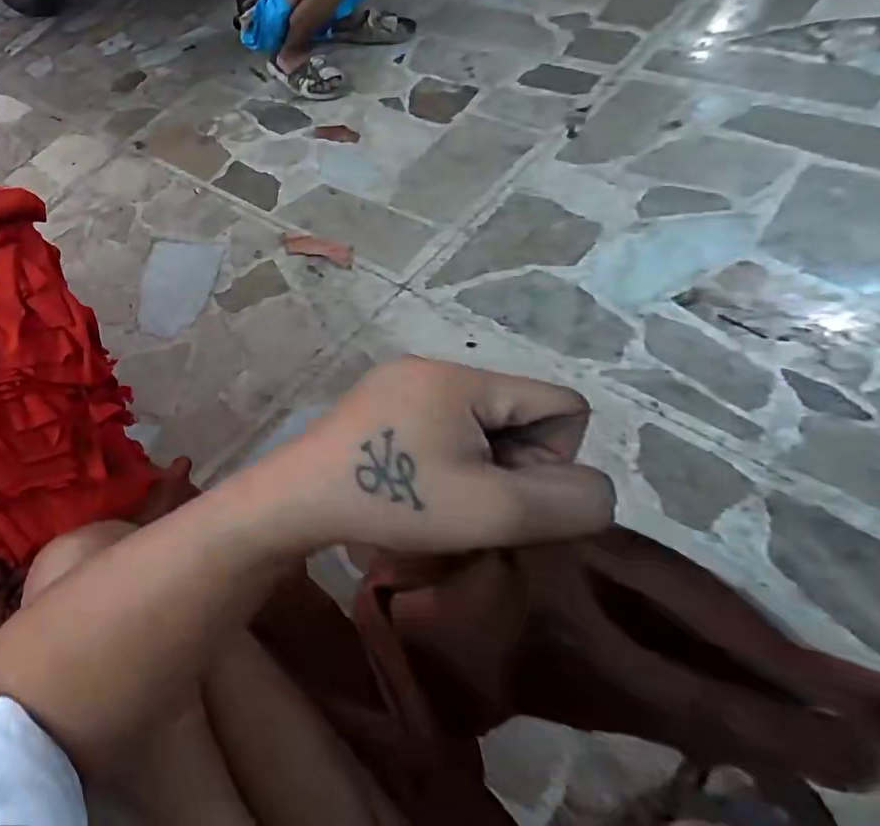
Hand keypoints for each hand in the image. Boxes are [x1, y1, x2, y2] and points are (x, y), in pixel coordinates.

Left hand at [254, 358, 613, 552]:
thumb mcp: (505, 510)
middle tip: (465, 494)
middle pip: (518, 413)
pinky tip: (413, 484)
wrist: (297, 499)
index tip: (501, 485)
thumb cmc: (395, 500)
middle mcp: (422, 368)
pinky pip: (441, 426)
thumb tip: (582, 482)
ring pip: (481, 424)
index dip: (553, 456)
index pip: (562, 405)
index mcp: (454, 376)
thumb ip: (578, 498)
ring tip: (436, 492)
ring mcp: (391, 384)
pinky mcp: (372, 407)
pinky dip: (444, 459)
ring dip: (478, 465)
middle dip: (513, 461)